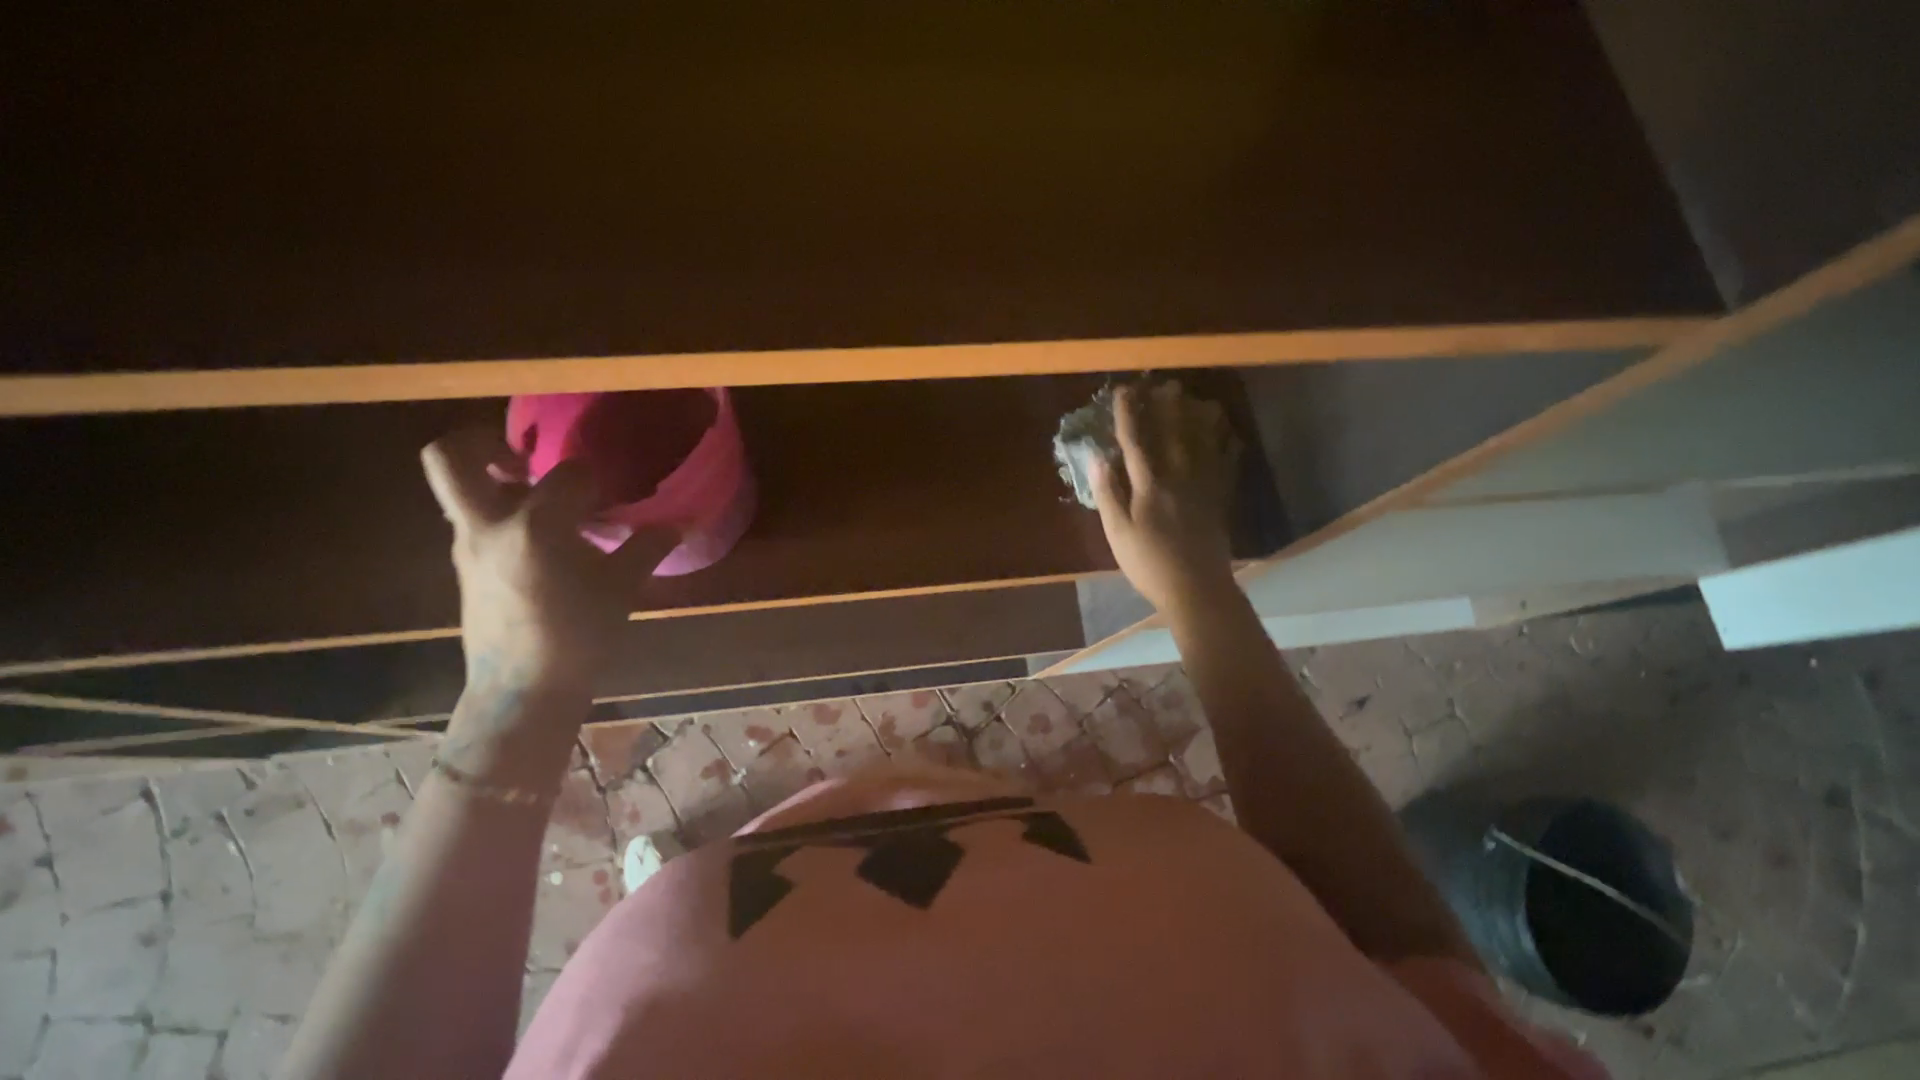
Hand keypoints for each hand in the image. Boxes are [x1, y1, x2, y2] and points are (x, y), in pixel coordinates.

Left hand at [421, 429, 676, 710]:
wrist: (525, 691)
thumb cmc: (580, 636)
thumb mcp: (622, 589)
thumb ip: (645, 548)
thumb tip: (676, 525)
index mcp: (534, 525)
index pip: (567, 474)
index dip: (593, 478)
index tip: (608, 492)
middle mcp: (489, 526)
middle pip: (451, 457)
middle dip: (483, 442)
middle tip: (524, 457)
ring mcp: (469, 547)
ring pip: (461, 491)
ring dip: (497, 484)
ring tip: (546, 506)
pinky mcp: (466, 569)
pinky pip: (475, 523)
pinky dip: (503, 518)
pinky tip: (543, 545)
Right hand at [1089, 383, 1238, 613]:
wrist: (1196, 589)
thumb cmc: (1149, 564)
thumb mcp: (1118, 533)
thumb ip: (1108, 494)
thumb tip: (1098, 458)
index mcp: (1149, 486)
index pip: (1135, 442)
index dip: (1128, 414)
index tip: (1123, 391)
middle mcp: (1179, 478)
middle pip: (1173, 434)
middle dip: (1166, 407)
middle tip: (1164, 383)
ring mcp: (1204, 488)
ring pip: (1203, 444)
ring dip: (1200, 419)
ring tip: (1200, 399)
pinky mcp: (1220, 501)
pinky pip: (1227, 466)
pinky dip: (1228, 448)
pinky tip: (1231, 436)